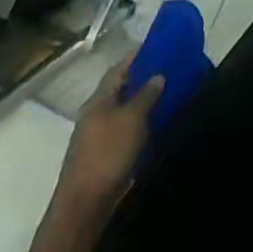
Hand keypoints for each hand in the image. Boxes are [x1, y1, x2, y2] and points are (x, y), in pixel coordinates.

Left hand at [61, 55, 163, 203]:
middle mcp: (94, 114)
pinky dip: (139, 123)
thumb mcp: (132, 119)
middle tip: (168, 70)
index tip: (157, 46)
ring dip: (141, 102)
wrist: (84, 205)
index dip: (135, 57)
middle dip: (141, 79)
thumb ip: (146, 95)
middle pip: (119, 89)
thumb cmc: (108, 154)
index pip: (118, 70)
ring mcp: (96, 136)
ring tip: (167, 95)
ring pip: (122, 111)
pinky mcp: (102, 155)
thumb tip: (157, 75)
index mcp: (98, 100)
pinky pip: (124, 129)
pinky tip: (155, 125)